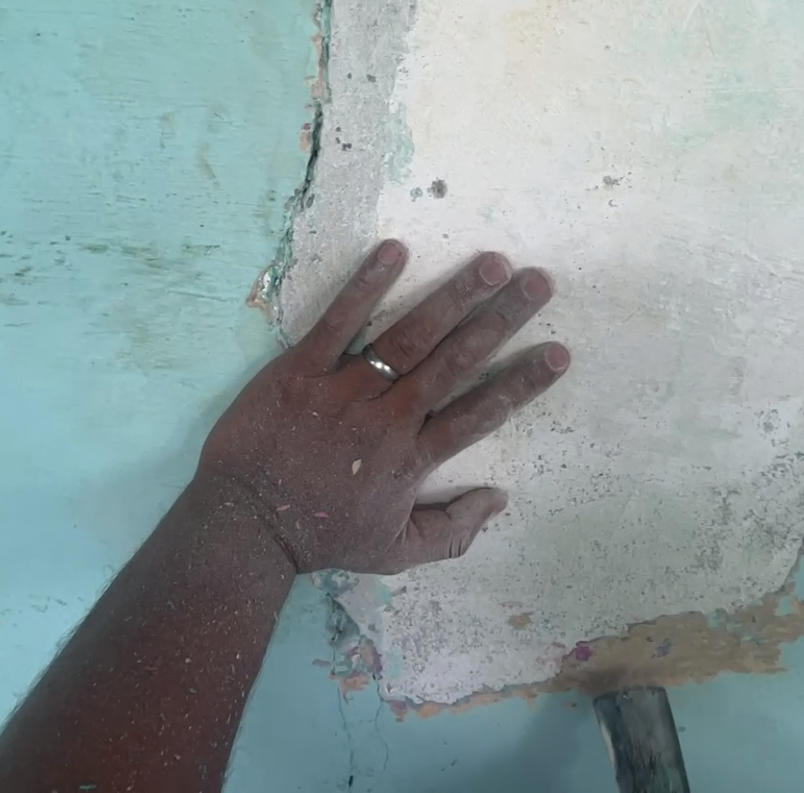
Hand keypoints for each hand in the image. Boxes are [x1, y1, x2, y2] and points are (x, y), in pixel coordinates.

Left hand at [195, 240, 569, 574]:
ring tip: (491, 263)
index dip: (522, 383)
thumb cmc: (320, 534)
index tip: (559, 353)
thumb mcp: (393, 552)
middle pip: (456, 361)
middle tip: (539, 283)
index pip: (480, 414)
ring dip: (453, 297)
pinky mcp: (302, 369)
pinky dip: (366, 286)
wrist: (244, 525)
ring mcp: (344, 388)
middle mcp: (388, 417)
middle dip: (502, 321)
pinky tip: (395, 250)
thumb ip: (452, 532)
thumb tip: (501, 500)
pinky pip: (337, 322)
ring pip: (409, 336)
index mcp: (412, 458)